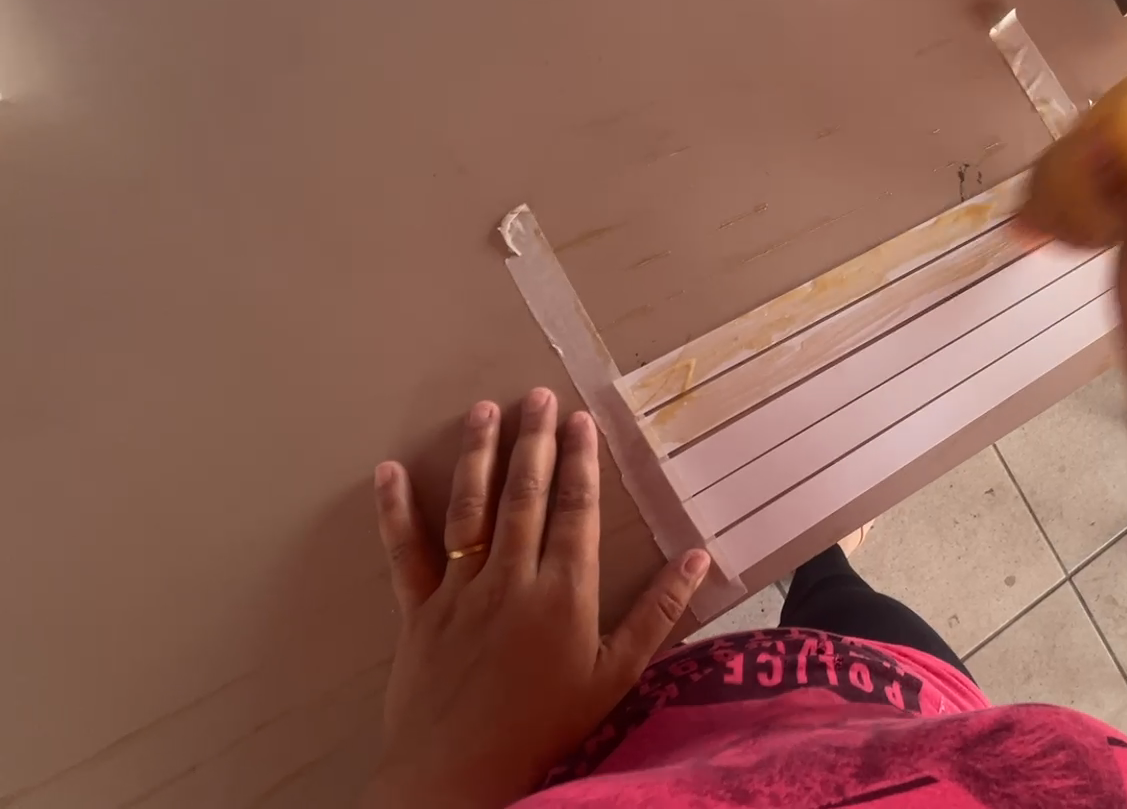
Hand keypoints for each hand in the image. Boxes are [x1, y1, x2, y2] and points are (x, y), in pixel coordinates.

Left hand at [362, 388, 711, 808]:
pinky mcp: (417, 613)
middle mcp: (512, 579)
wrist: (457, 783)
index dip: (580, 461)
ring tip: (484, 410)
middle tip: (538, 395)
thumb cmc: (550, 725)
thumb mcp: (618, 673)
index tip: (581, 420)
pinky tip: (388, 472)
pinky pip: (405, 555)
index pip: (575, 509)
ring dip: (479, 457)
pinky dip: (395, 512)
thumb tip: (700, 556)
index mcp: (565, 591)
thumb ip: (659, 611)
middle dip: (534, 441)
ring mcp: (460, 593)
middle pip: (525, 496)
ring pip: (470, 511)